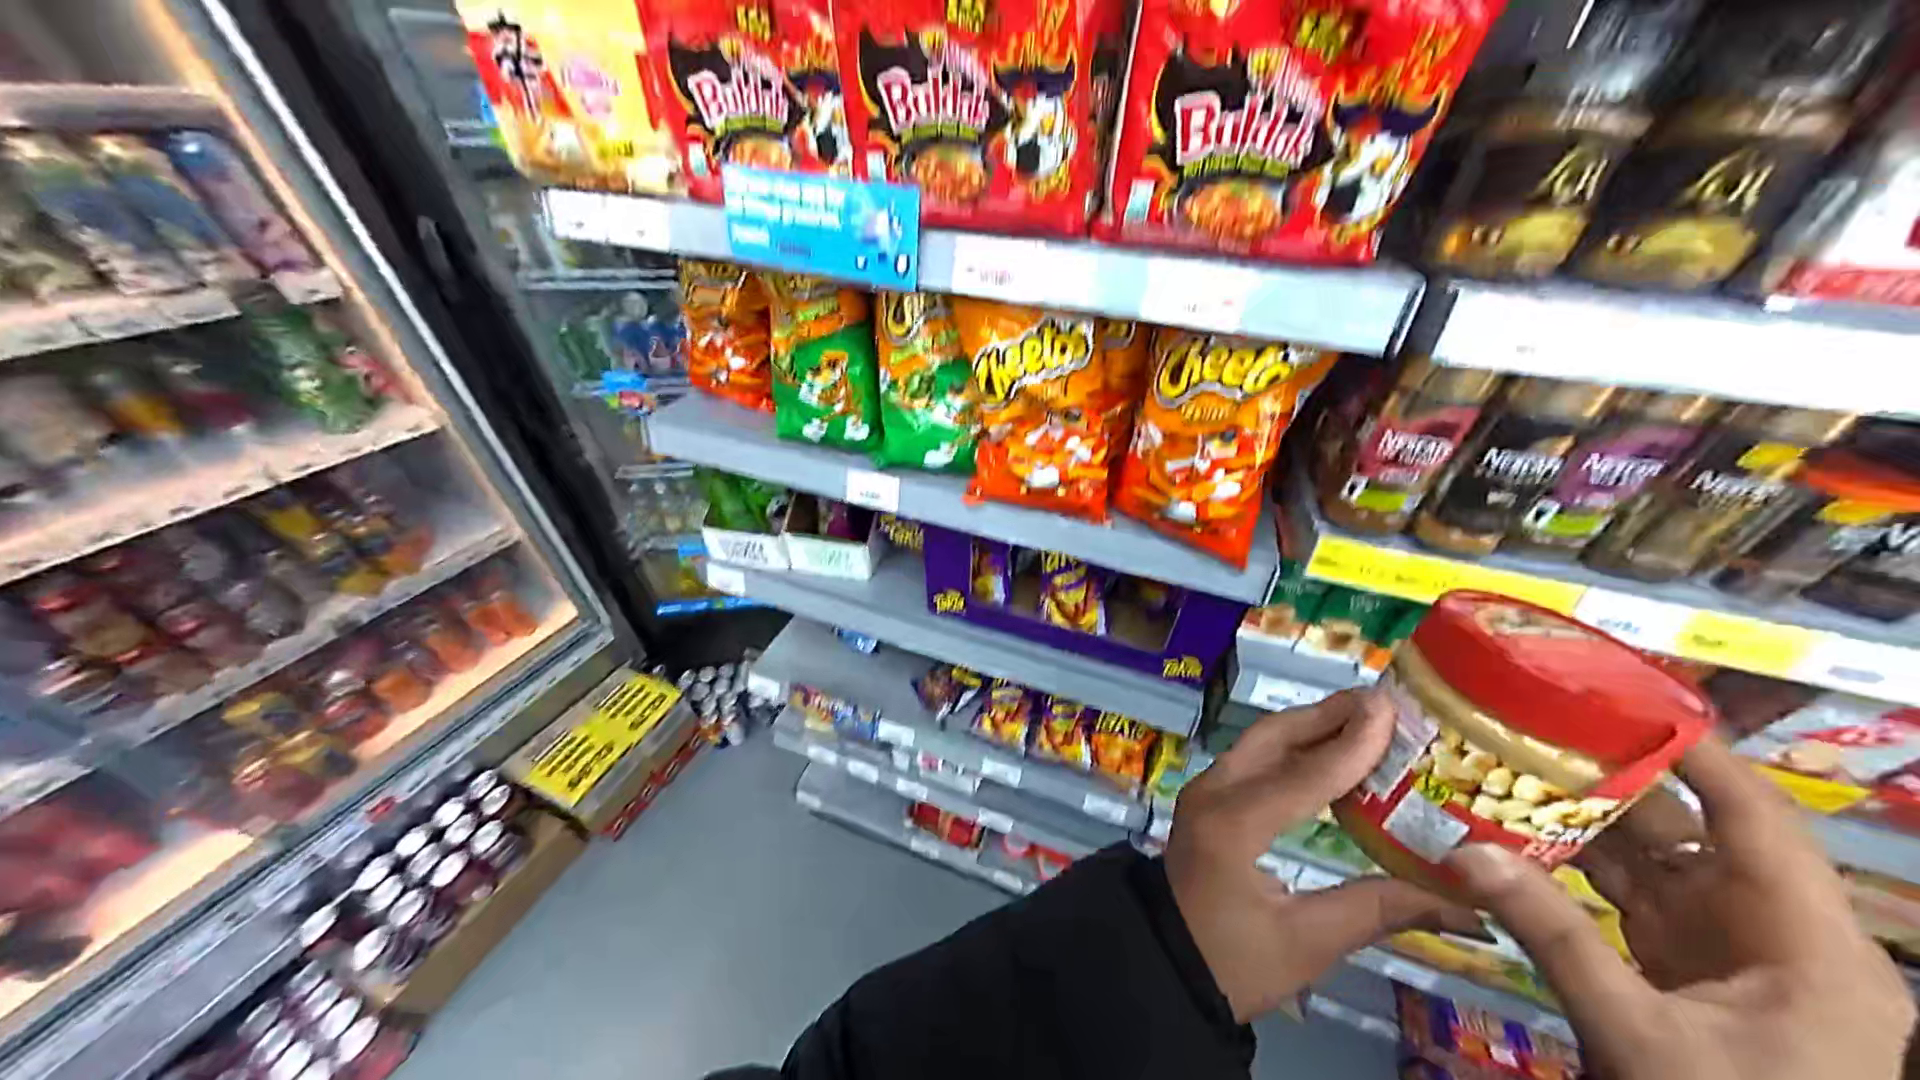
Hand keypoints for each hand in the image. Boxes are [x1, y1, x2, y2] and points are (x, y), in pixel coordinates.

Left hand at [1164, 688, 1481, 1021]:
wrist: (1165, 962)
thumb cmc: (1233, 960)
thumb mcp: (1307, 942)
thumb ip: (1378, 910)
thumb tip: (1465, 902)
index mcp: (1232, 825)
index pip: (1302, 775)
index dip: (1352, 744)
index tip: (1390, 711)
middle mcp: (1212, 792)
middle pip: (1273, 738)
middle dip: (1327, 716)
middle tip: (1382, 702)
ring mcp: (1205, 790)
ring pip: (1261, 743)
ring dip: (1310, 726)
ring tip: (1365, 717)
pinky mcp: (1208, 798)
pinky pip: (1253, 759)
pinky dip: (1293, 748)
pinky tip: (1330, 753)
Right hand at [1446, 738, 1914, 1079]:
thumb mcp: (1644, 1037)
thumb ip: (1555, 939)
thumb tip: (1463, 852)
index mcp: (1802, 942)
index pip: (1755, 818)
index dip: (1695, 753)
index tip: (1615, 700)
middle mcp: (1767, 931)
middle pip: (1685, 831)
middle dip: (1601, 781)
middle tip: (1520, 735)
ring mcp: (1722, 950)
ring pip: (1647, 863)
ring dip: (1576, 824)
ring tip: (1503, 777)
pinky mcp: (1683, 968)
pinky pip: (1624, 898)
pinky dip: (1571, 869)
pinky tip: (1515, 843)